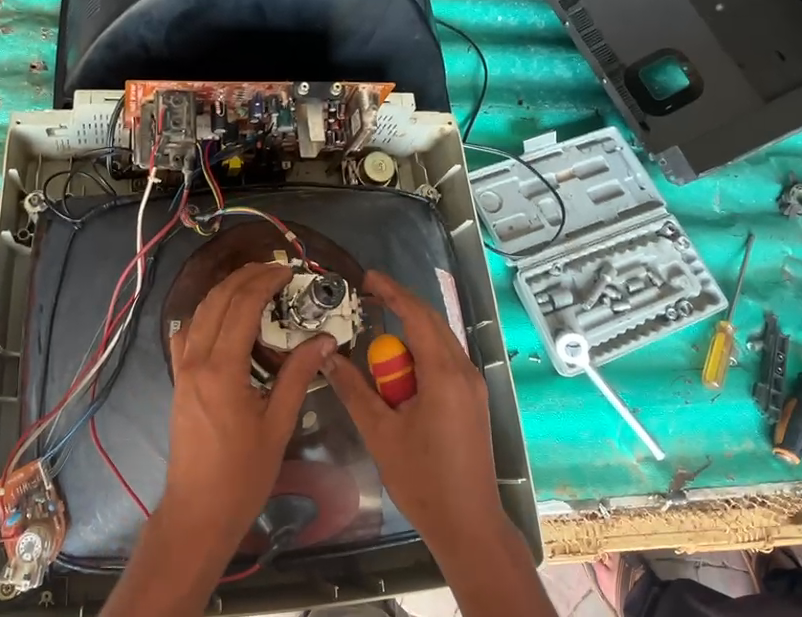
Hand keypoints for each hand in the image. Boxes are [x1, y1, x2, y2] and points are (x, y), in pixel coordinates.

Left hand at [161, 261, 336, 543]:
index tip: (288, 271)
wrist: (198, 510)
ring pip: (199, 312)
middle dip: (245, 277)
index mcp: (222, 369)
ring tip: (254, 282)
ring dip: (225, 290)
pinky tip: (222, 316)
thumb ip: (298, 376)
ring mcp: (182, 369)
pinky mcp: (178, 380)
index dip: (265, 282)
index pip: (242, 306)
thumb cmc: (243, 474)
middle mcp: (196, 360)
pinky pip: (187, 333)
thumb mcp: (279, 425)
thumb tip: (325, 340)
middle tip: (275, 269)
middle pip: (218, 301)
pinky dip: (205, 313)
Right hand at [323, 270, 502, 545]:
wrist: (469, 524)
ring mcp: (473, 386)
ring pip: (440, 341)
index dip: (392, 292)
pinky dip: (420, 353)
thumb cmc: (423, 480)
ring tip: (377, 328)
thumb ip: (354, 390)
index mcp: (444, 374)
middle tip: (366, 297)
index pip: (417, 316)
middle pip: (432, 322)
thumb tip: (328, 356)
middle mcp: (464, 371)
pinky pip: (445, 360)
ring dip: (410, 331)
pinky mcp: (472, 401)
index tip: (367, 278)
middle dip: (400, 306)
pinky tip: (399, 365)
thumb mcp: (380, 433)